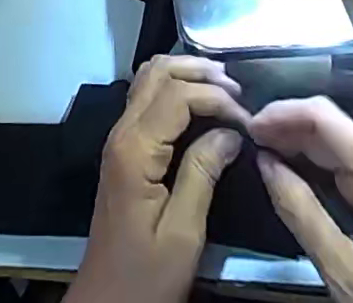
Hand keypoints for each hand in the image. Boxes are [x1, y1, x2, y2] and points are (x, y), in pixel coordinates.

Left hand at [67, 55, 251, 302]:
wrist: (105, 301)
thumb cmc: (145, 275)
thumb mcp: (183, 233)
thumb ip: (204, 174)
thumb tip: (231, 132)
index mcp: (135, 149)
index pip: (176, 94)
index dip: (215, 96)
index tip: (248, 118)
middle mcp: (121, 131)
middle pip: (156, 72)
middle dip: (198, 72)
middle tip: (237, 90)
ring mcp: (119, 136)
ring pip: (148, 79)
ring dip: (184, 74)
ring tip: (223, 89)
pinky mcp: (123, 147)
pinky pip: (146, 98)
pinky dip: (174, 88)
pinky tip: (200, 102)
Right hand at [250, 98, 352, 302]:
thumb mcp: (347, 275)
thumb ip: (303, 213)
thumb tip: (264, 161)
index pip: (329, 119)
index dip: (284, 113)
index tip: (248, 124)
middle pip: (333, 129)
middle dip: (287, 128)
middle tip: (247, 140)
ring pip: (338, 146)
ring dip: (297, 144)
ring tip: (260, 150)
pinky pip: (348, 170)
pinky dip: (314, 165)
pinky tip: (289, 170)